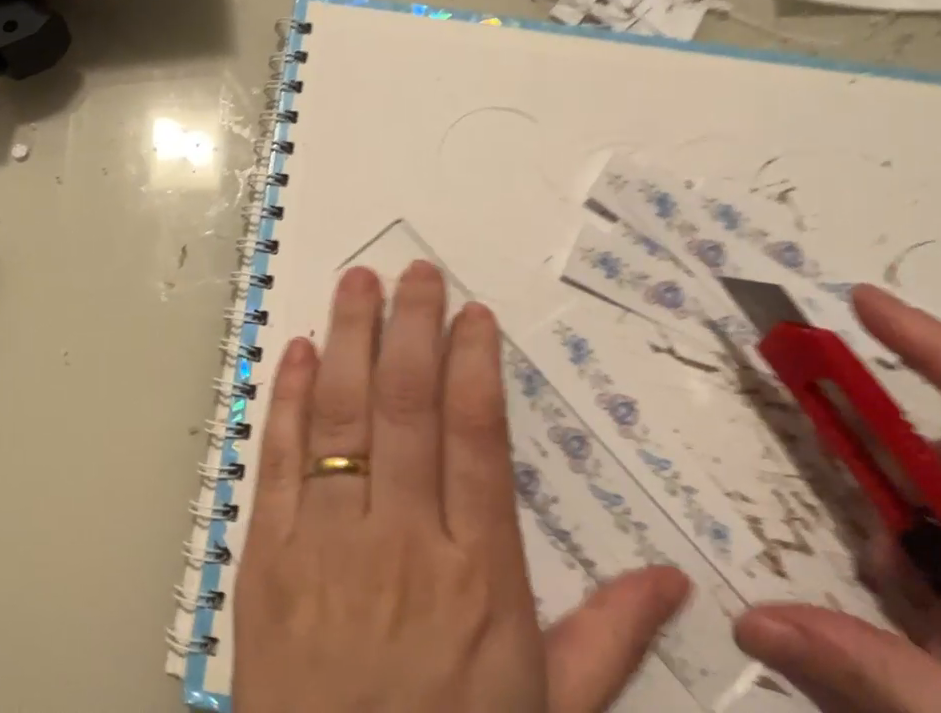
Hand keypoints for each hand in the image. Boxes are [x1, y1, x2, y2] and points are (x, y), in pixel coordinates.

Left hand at [234, 261, 689, 712]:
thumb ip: (607, 640)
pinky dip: (285, 398)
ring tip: (356, 284)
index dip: (474, 365)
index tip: (472, 314)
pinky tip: (294, 352)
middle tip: (413, 271)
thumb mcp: (546, 711)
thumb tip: (672, 580)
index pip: (477, 438)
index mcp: (477, 572)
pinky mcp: (268, 552)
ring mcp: (327, 539)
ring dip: (347, 340)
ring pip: (339, 416)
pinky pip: (278, 460)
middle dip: (410, 328)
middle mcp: (402, 538)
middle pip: (405, 406)